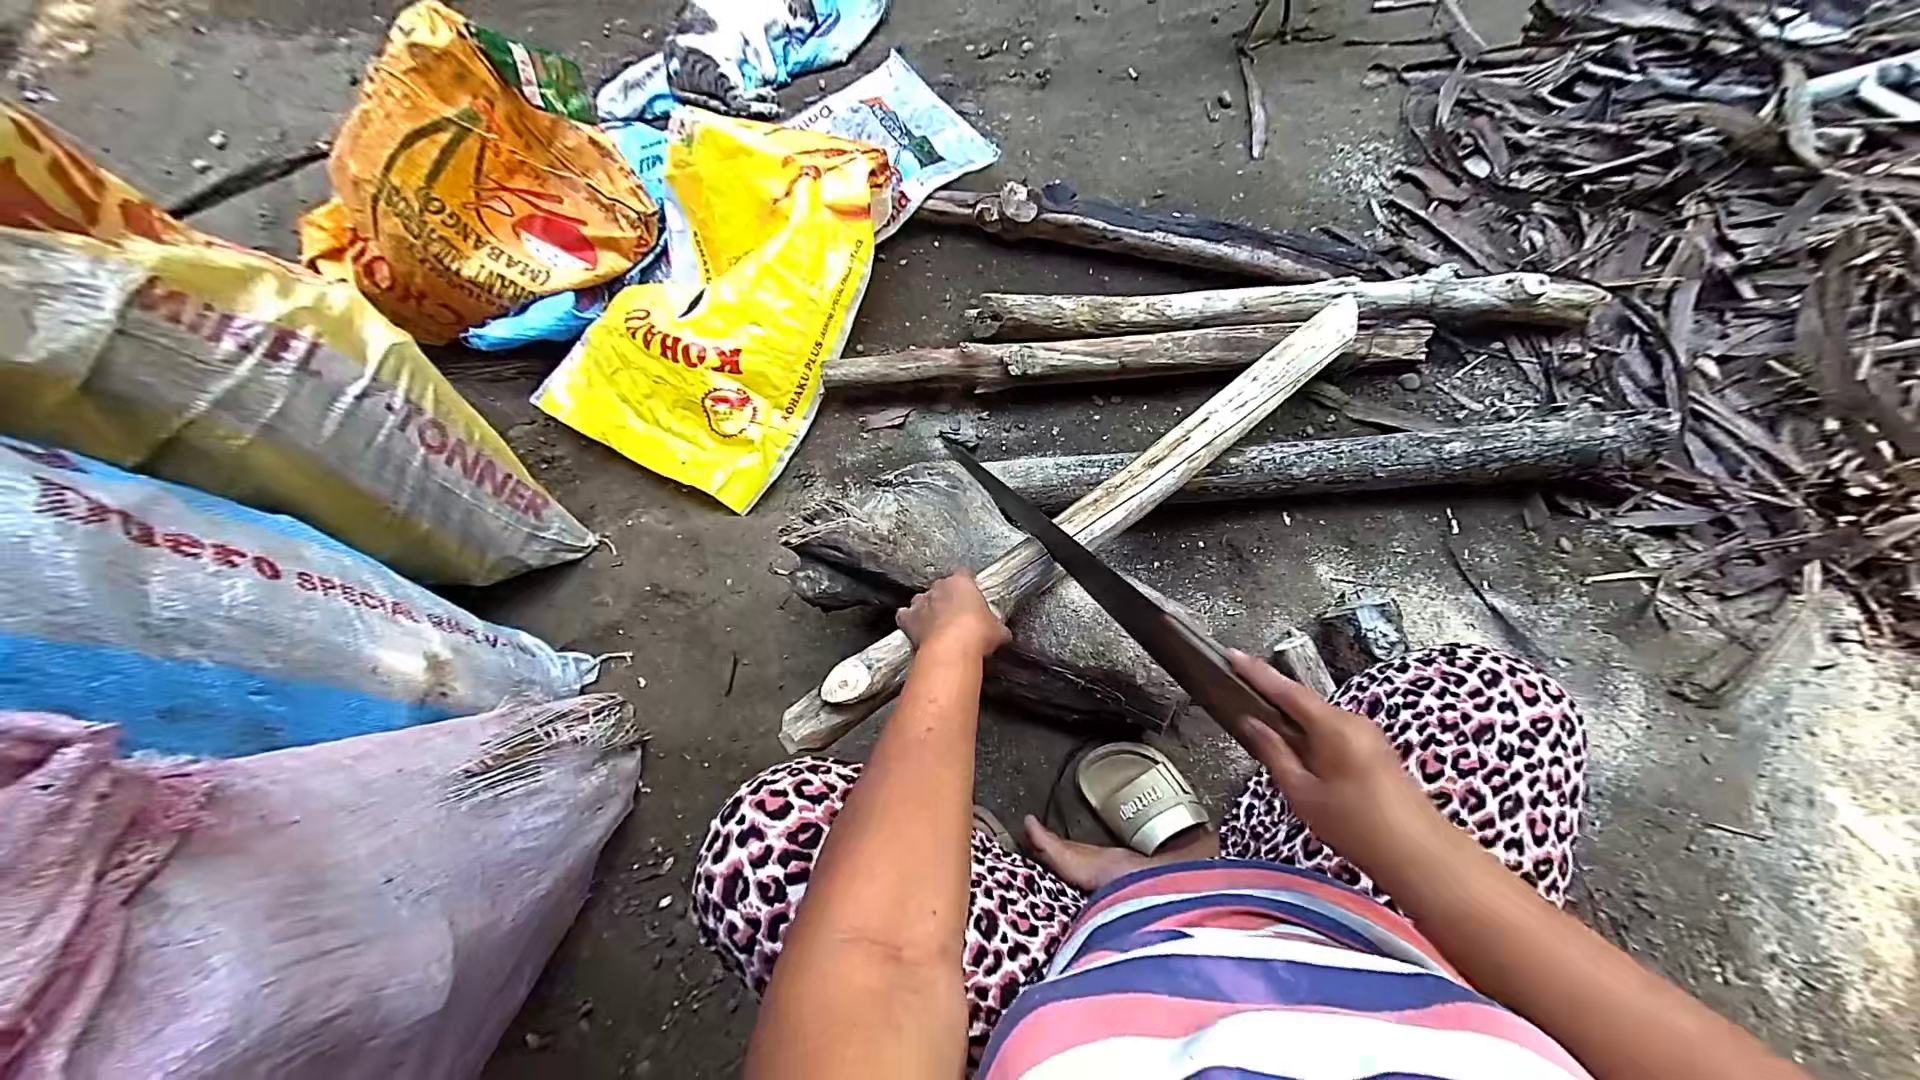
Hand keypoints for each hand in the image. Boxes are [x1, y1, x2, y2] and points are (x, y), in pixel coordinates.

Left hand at [896, 571, 1010, 658]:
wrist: (952, 650)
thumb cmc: (976, 635)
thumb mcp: (998, 630)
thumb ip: (998, 626)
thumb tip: (1002, 634)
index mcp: (961, 582)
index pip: (964, 575)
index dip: (968, 586)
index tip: (972, 597)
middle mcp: (938, 587)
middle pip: (942, 588)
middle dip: (947, 599)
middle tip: (957, 616)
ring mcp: (920, 602)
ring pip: (922, 600)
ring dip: (928, 610)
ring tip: (938, 626)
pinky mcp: (908, 619)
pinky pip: (905, 616)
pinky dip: (909, 621)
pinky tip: (917, 630)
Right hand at [1225, 649, 1446, 870]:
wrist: (1423, 858)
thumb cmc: (1359, 827)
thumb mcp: (1302, 792)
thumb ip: (1273, 752)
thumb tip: (1251, 724)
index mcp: (1333, 727)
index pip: (1285, 689)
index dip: (1255, 671)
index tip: (1232, 655)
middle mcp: (1352, 722)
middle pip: (1302, 700)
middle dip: (1271, 694)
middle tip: (1239, 687)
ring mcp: (1367, 735)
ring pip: (1317, 716)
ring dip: (1289, 715)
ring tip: (1260, 720)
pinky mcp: (1374, 750)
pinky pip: (1331, 729)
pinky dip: (1307, 729)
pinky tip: (1294, 744)